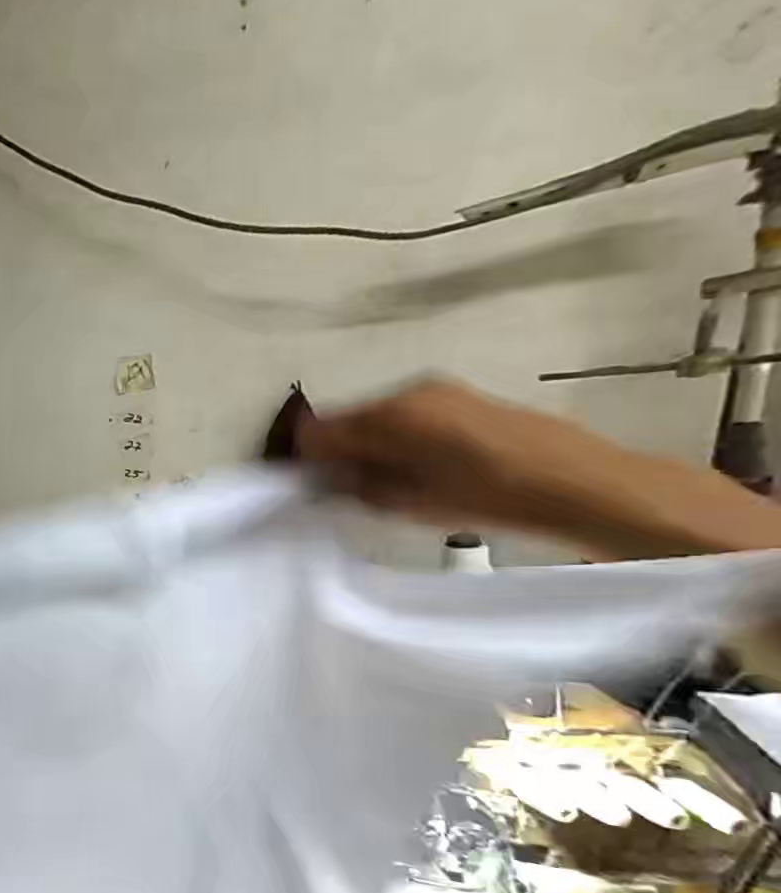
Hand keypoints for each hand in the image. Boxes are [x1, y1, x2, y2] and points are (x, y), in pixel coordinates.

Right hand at [296, 379, 780, 558]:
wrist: (586, 486)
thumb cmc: (486, 496)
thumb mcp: (403, 501)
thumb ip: (350, 485)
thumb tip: (320, 479)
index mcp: (387, 413)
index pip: (316, 429)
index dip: (305, 458)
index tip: (308, 485)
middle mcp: (406, 392)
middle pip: (346, 419)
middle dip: (338, 450)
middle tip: (346, 486)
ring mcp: (437, 391)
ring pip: (376, 418)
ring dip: (369, 445)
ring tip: (386, 479)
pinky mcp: (462, 398)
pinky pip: (406, 416)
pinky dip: (397, 438)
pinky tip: (418, 466)